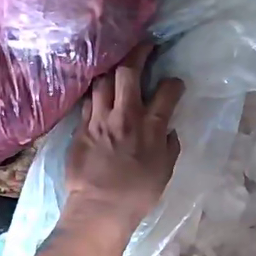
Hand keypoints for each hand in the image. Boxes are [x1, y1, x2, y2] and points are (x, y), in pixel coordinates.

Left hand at [64, 44, 184, 230]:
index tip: (174, 83)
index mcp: (151, 126)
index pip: (168, 90)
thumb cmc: (138, 193)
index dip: (174, 82)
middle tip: (145, 47)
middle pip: (128, 72)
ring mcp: (100, 119)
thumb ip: (169, 146)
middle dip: (138, 54)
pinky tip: (99, 92)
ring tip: (118, 67)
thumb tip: (168, 130)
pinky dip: (96, 93)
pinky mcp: (81, 127)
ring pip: (103, 81)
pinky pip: (88, 100)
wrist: (100, 208)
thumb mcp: (165, 171)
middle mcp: (125, 115)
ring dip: (112, 70)